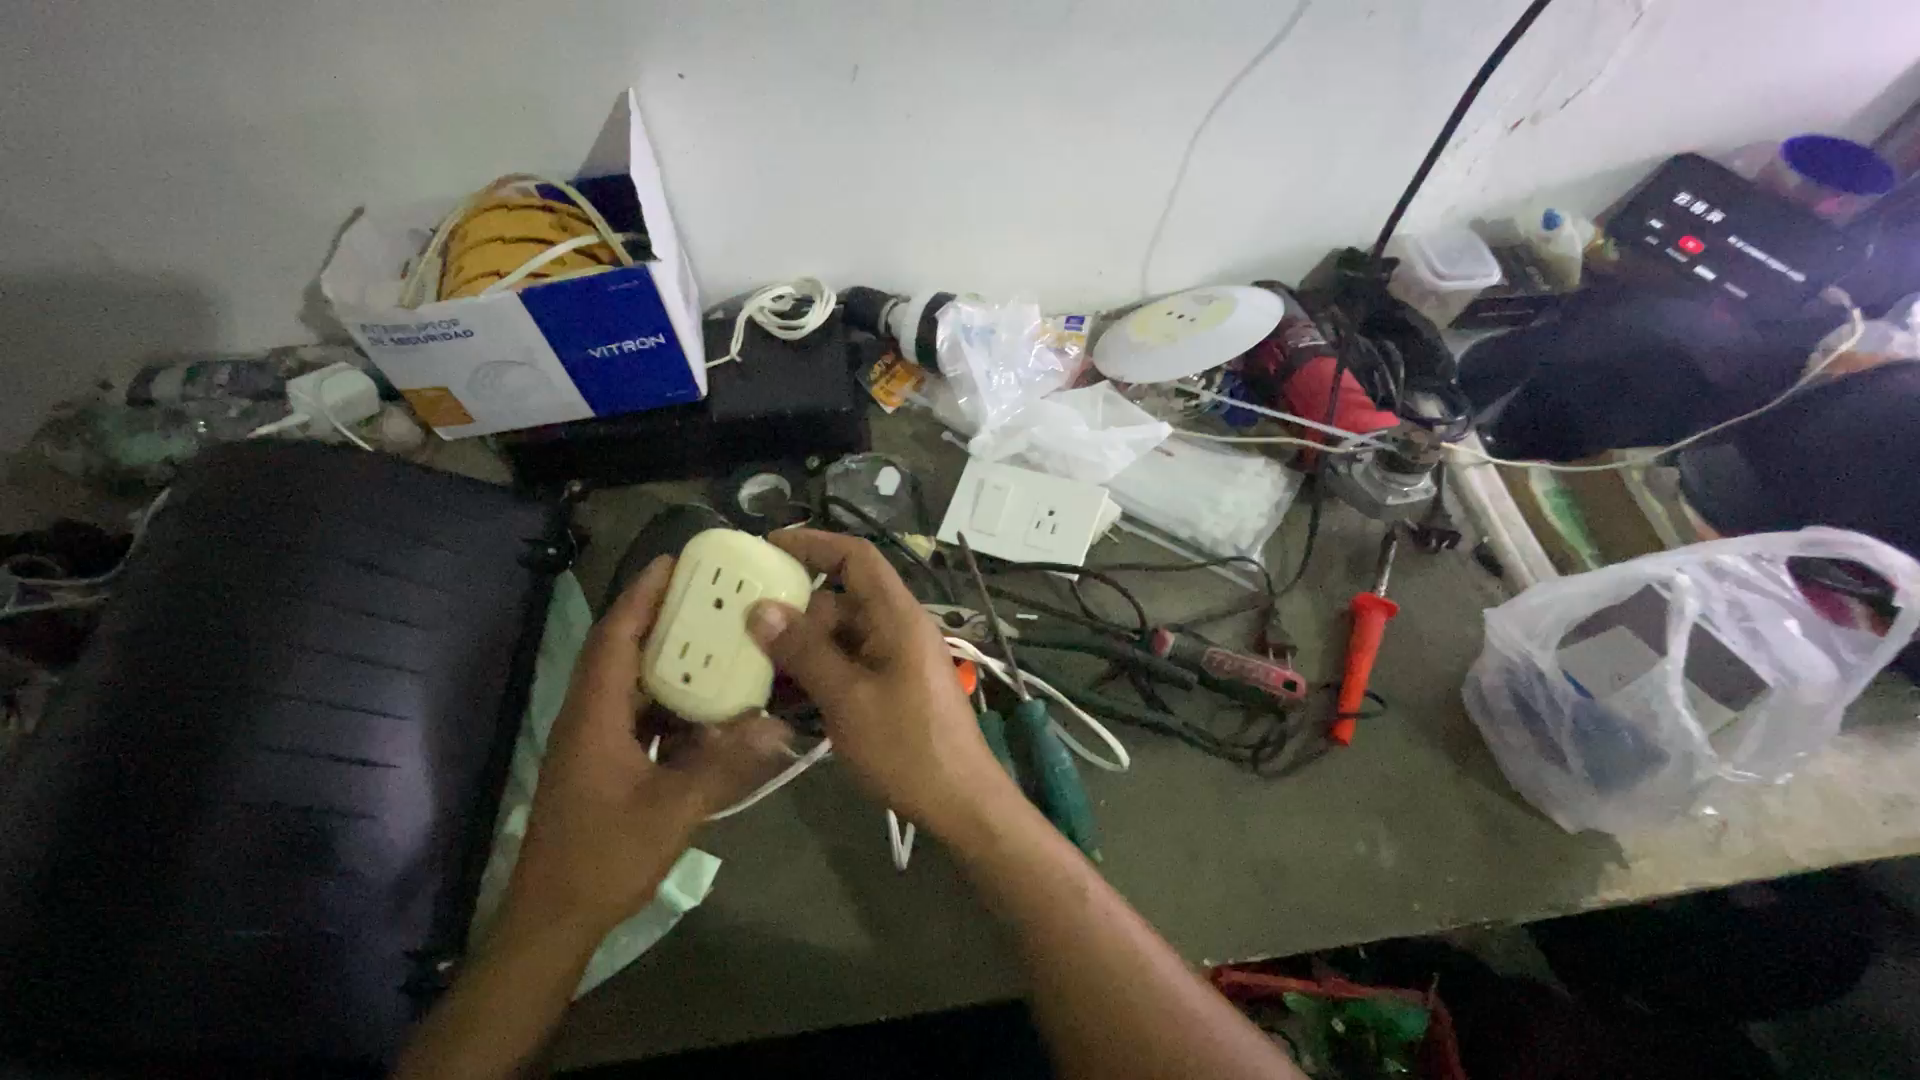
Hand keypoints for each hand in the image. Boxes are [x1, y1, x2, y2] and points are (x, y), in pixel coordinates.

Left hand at [503, 556, 792, 939]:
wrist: (554, 917)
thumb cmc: (603, 857)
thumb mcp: (671, 810)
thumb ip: (724, 765)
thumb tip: (777, 725)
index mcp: (595, 716)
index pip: (615, 637)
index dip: (642, 596)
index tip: (673, 562)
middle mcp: (589, 718)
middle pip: (621, 652)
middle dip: (660, 618)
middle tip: (708, 594)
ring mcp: (595, 744)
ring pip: (631, 685)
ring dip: (667, 660)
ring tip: (714, 639)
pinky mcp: (605, 765)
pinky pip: (639, 717)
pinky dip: (670, 702)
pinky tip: (707, 706)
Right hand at [746, 529, 1007, 832]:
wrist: (960, 802)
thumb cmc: (907, 747)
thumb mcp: (848, 699)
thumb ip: (805, 652)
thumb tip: (761, 609)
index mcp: (897, 617)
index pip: (856, 557)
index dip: (813, 544)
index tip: (767, 549)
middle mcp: (898, 628)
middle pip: (842, 599)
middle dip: (795, 609)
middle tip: (744, 626)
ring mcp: (897, 658)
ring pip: (841, 635)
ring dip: (803, 646)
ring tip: (754, 663)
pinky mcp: (893, 686)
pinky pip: (850, 663)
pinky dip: (820, 671)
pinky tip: (785, 693)